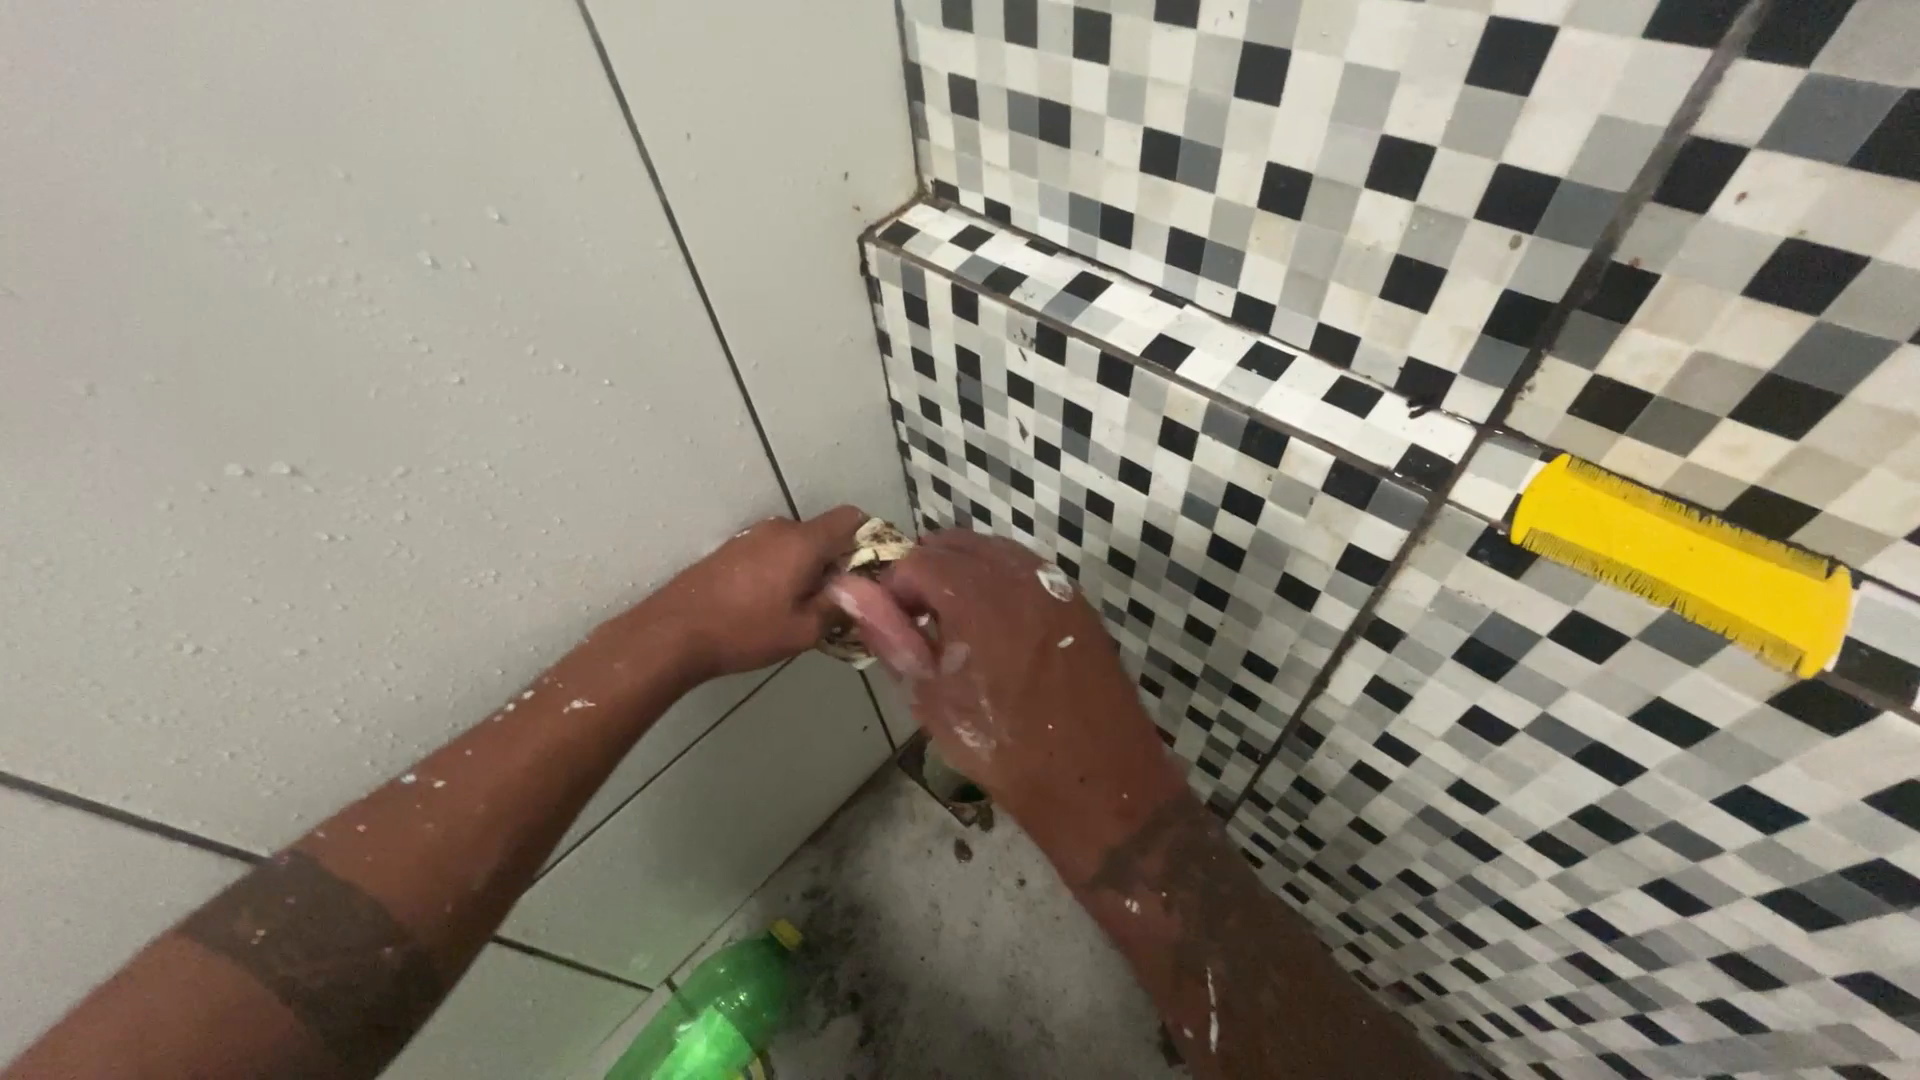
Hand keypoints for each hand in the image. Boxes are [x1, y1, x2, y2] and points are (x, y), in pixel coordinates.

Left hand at [622, 505, 867, 681]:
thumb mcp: (804, 630)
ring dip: (810, 568)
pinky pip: (774, 552)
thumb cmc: (745, 631)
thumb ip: (840, 607)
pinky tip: (774, 605)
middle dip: (839, 562)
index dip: (871, 539)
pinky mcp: (733, 550)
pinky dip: (785, 570)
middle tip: (841, 601)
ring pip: (799, 545)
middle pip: (825, 534)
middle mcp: (780, 528)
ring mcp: (752, 536)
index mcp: (804, 541)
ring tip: (804, 608)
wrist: (673, 633)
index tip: (875, 571)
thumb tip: (862, 596)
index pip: (852, 518)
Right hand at [828, 530, 1181, 825]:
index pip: (916, 560)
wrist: (1095, 778)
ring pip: (992, 552)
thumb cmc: (1003, 747)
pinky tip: (996, 627)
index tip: (893, 626)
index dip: (894, 589)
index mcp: (978, 597)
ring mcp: (1054, 584)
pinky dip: (999, 581)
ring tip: (956, 627)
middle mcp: (1019, 576)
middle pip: (955, 545)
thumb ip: (889, 635)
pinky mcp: (1077, 601)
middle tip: (920, 626)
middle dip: (926, 574)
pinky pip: (1025, 569)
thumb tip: (847, 590)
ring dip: (962, 574)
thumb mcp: (931, 697)